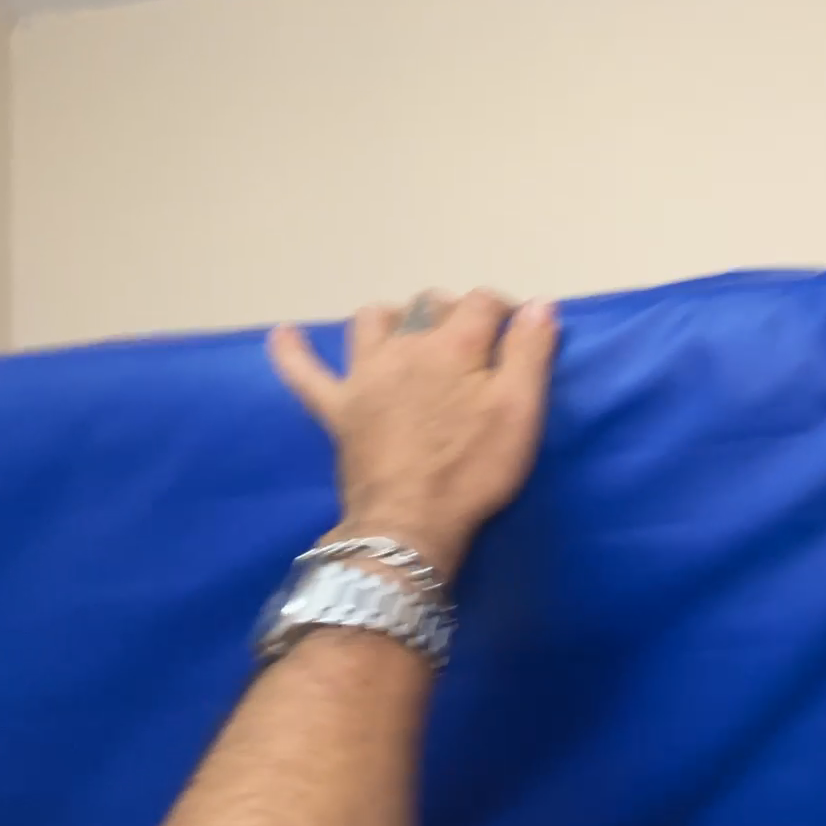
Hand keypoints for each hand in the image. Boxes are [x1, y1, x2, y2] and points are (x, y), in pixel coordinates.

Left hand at [267, 289, 558, 577]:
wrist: (412, 523)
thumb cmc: (475, 469)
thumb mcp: (521, 410)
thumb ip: (530, 351)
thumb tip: (537, 303)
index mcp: (454, 345)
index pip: (483, 303)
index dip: (507, 309)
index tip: (522, 332)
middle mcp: (405, 347)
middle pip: (431, 305)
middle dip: (458, 313)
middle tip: (479, 346)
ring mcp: (365, 376)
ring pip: (374, 322)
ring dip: (396, 318)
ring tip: (412, 334)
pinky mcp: (338, 409)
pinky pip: (305, 373)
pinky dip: (295, 352)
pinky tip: (287, 335)